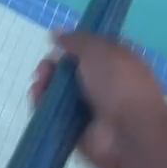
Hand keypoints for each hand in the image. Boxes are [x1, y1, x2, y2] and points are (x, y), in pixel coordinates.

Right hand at [29, 31, 166, 167]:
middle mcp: (104, 84)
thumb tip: (57, 34)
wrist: (129, 133)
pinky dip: (43, 105)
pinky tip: (37, 97)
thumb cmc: (118, 82)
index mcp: (117, 61)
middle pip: (71, 71)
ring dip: (46, 84)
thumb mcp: (97, 49)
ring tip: (39, 83)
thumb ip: (76, 40)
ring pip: (60, 93)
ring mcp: (91, 110)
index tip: (56, 43)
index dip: (72, 45)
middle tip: (45, 68)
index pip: (91, 50)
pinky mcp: (78, 131)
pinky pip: (56, 115)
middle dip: (54, 66)